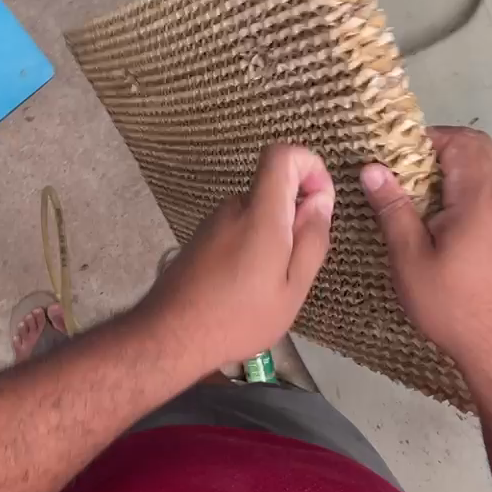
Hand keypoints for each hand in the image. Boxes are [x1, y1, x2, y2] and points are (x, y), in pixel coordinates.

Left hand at [140, 143, 333, 371]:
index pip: (282, 155)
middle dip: (294, 215)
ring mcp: (211, 223)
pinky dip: (251, 247)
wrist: (170, 336)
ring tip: (269, 284)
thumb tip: (322, 201)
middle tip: (296, 265)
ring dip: (272, 237)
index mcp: (260, 215)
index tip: (320, 203)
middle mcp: (232, 208)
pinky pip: (237, 229)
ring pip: (255, 213)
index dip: (309, 166)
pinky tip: (245, 288)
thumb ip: (312, 241)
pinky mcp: (199, 240)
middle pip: (272, 188)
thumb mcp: (292, 289)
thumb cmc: (238, 319)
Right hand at [359, 127, 491, 371]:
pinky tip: (440, 221)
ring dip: (453, 170)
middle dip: (440, 149)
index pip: (461, 142)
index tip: (394, 155)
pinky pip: (491, 194)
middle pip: (479, 149)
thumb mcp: (410, 259)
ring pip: (488, 172)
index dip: (426, 138)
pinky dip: (465, 191)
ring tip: (416, 196)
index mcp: (478, 197)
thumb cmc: (452, 304)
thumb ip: (393, 210)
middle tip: (403, 171)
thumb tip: (373, 169)